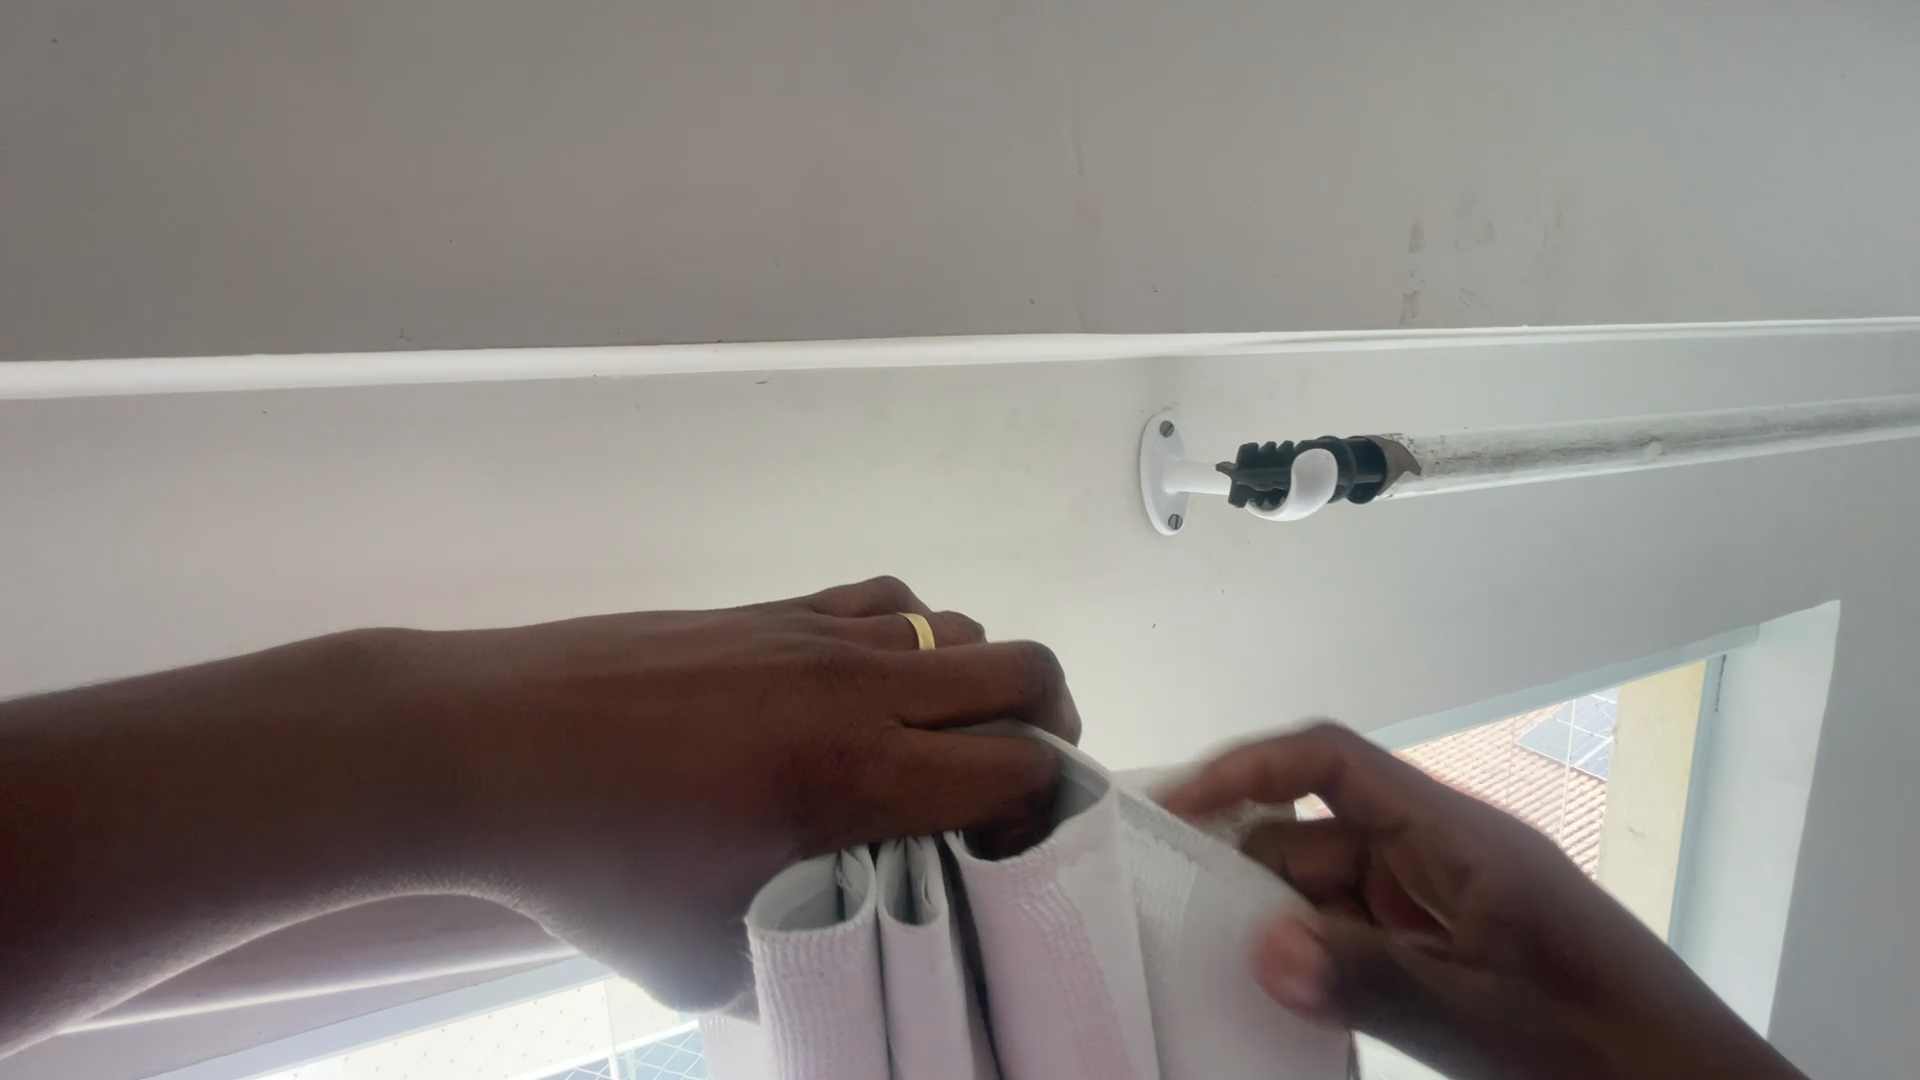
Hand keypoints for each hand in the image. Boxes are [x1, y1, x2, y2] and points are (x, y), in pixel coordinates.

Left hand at [389, 576, 1078, 1006]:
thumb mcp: (706, 954)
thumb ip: (808, 955)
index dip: (1047, 800)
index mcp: (855, 779)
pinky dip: (917, 635)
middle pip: (1022, 669)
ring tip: (948, 727)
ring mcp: (822, 633)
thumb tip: (860, 951)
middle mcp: (862, 688)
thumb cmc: (596, 864)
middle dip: (1051, 719)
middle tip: (1024, 767)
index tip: (1024, 835)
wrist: (496, 742)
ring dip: (980, 678)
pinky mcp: (781, 606)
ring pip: (960, 629)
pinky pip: (890, 600)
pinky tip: (883, 673)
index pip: (1016, 765)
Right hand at [1160, 723, 1805, 1079]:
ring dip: (1279, 920)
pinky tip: (1284, 991)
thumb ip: (1373, 982)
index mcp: (1451, 833)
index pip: (1329, 761)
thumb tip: (1258, 951)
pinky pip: (1348, 931)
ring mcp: (1432, 900)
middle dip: (1251, 866)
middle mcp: (1432, 851)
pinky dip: (1311, 954)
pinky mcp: (1434, 944)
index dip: (1249, 768)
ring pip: (1323, 886)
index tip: (1181, 803)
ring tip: (1220, 961)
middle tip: (1181, 908)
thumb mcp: (1493, 1022)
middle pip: (1312, 830)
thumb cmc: (1617, 1053)